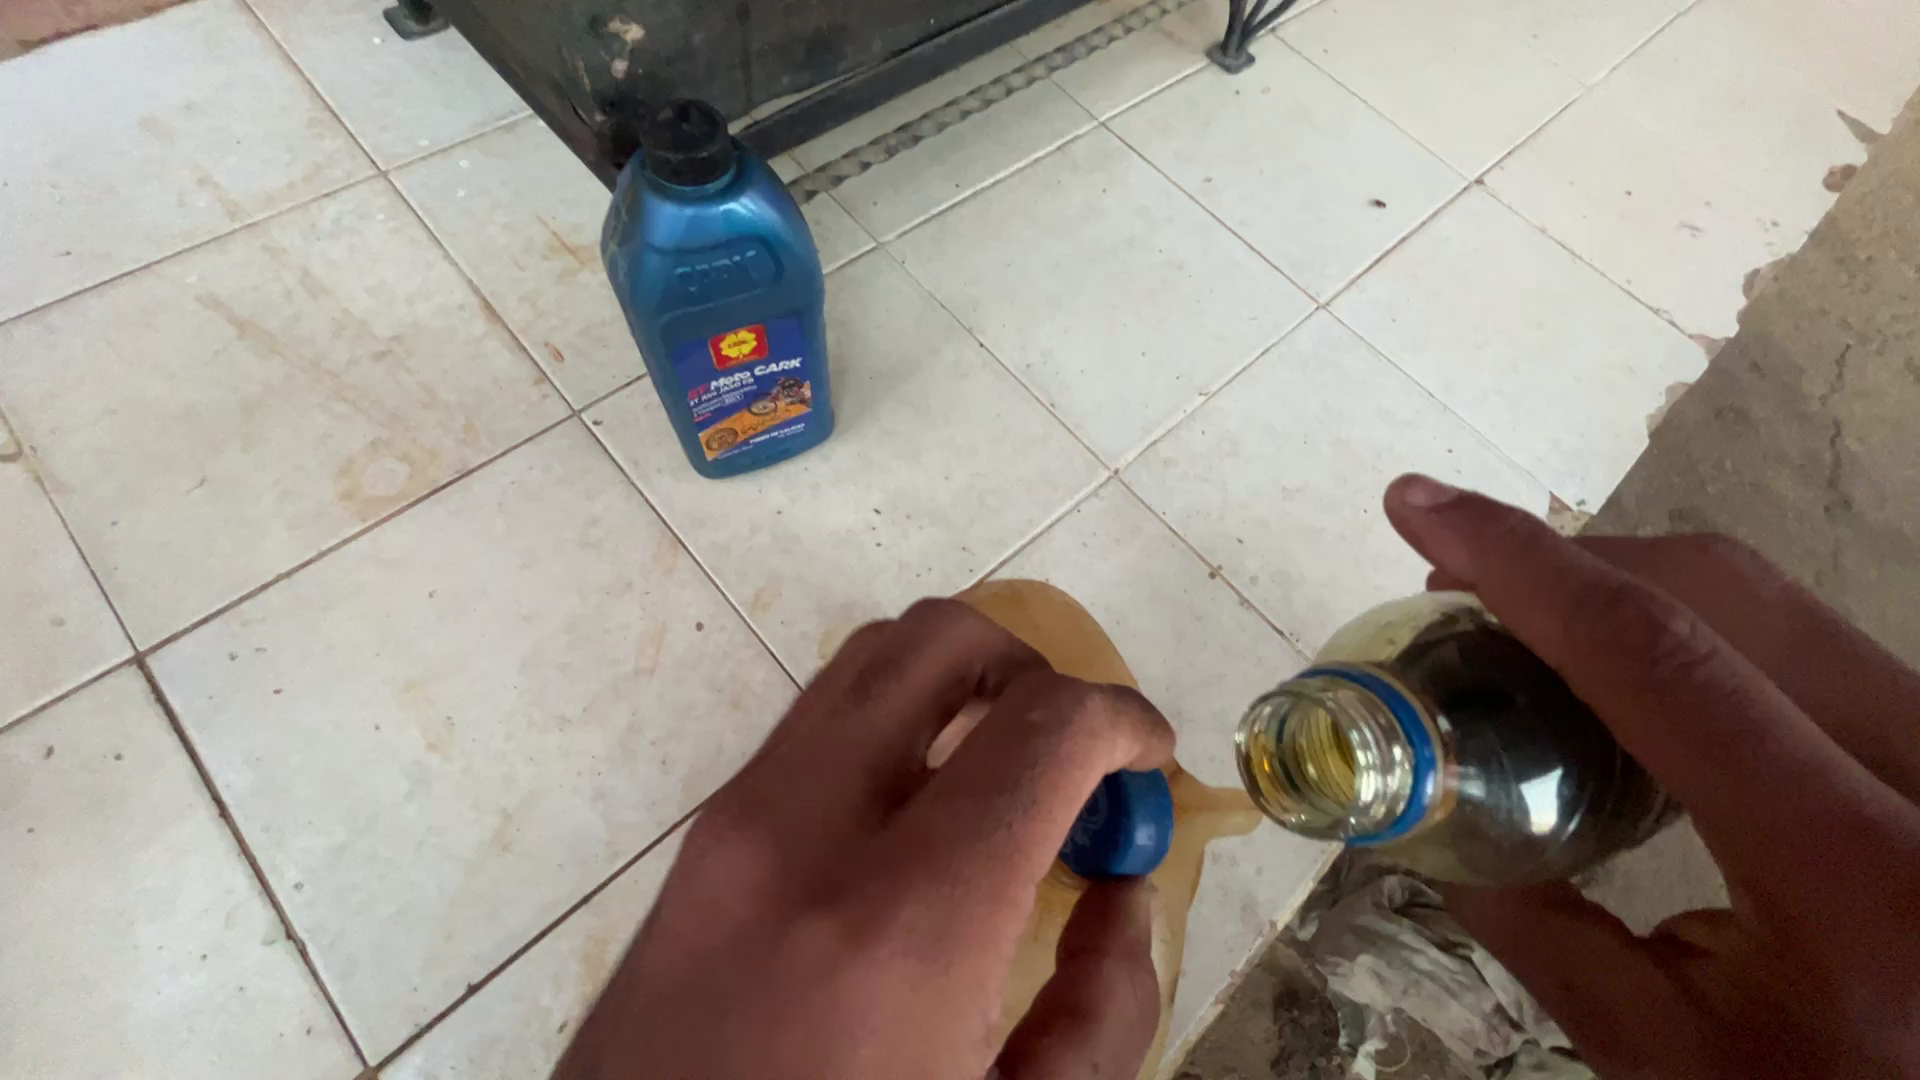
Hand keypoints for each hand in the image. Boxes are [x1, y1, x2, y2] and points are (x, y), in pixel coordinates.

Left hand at [554, 598, 1174, 1079]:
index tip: (1148, 753)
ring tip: (1002, 763)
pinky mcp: (704, 827)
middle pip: (938, 640)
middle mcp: (804, 830)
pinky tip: (925, 800)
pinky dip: (901, 714)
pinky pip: (825, 714)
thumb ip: (1099, 1009)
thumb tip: (1123, 883)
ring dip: (961, 679)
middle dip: (1032, 667)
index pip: (1039, 728)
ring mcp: (735, 815)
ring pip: (872, 655)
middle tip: (1070, 747)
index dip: (1121, 719)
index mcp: (899, 927)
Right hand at [1384, 474, 1919, 1077]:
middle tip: (1452, 589)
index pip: (1652, 654)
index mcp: (1855, 870)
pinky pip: (1790, 633)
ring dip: (1613, 585)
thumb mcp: (1660, 1050)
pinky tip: (1615, 676)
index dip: (1520, 563)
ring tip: (1518, 630)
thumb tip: (1416, 809)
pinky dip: (1675, 622)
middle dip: (1559, 559)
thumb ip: (1528, 922)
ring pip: (1763, 596)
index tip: (1416, 506)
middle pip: (1717, 588)